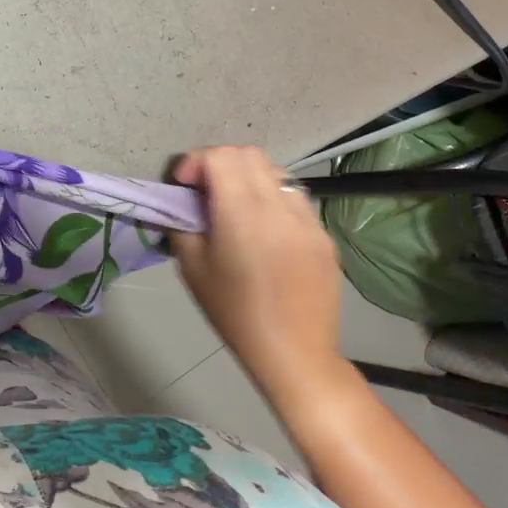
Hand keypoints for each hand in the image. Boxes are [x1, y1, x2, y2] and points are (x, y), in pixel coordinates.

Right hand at [167, 146, 344, 396]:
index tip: (185, 188)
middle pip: (248, 154)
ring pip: (275, 171)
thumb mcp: (192, 268)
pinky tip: (264, 230)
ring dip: (249, 178)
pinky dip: (273, 199)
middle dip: (220, 163)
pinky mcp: (324, 236)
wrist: (294, 353)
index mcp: (243, 215)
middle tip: (206, 191)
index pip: (220, 157)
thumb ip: (183, 226)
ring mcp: (308, 221)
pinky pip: (295, 198)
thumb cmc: (235, 313)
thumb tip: (182, 206)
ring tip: (236, 208)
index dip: (195, 163)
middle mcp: (280, 208)